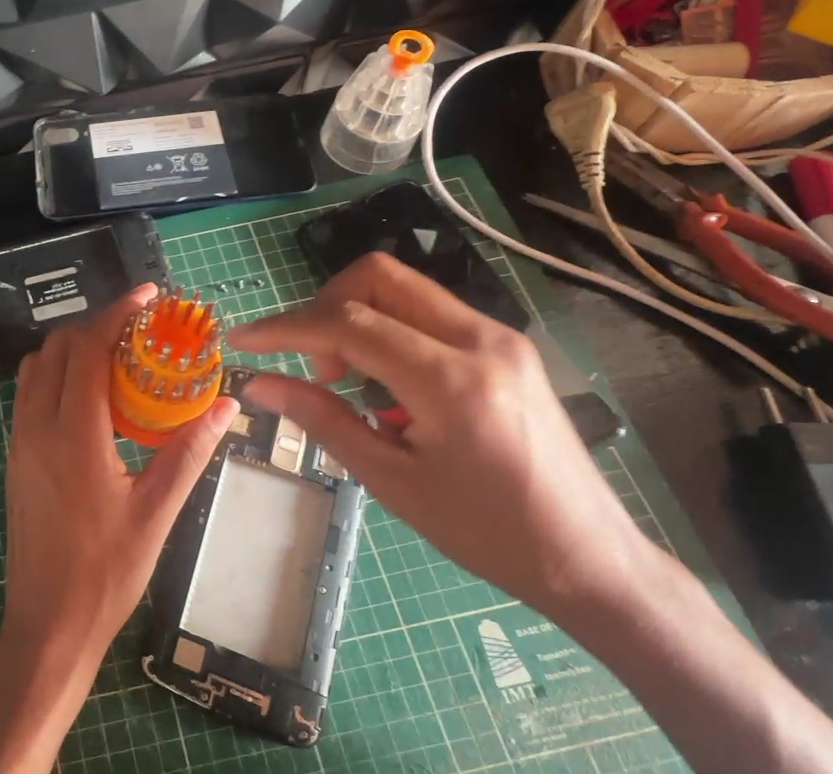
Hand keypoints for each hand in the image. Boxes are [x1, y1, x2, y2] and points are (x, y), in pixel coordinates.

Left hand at [4, 283, 238, 655]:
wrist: (47, 623)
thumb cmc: (106, 573)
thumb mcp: (156, 512)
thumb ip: (188, 452)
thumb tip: (227, 405)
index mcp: (73, 435)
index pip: (89, 350)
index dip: (118, 313)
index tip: (148, 294)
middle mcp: (36, 427)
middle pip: (58, 348)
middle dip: (98, 325)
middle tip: (141, 328)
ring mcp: (19, 441)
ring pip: (37, 368)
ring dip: (73, 348)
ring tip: (119, 356)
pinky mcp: (15, 457)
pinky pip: (30, 394)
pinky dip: (57, 375)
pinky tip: (93, 397)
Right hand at [227, 253, 655, 616]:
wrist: (589, 556)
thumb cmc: (487, 533)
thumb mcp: (392, 481)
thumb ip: (321, 419)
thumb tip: (259, 385)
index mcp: (452, 381)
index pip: (349, 324)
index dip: (285, 327)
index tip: (242, 341)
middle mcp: (482, 339)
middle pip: (379, 276)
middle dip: (324, 305)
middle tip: (314, 364)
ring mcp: (501, 336)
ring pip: (405, 287)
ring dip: (356, 315)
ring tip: (346, 376)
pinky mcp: (507, 345)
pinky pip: (429, 312)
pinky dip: (389, 328)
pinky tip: (386, 382)